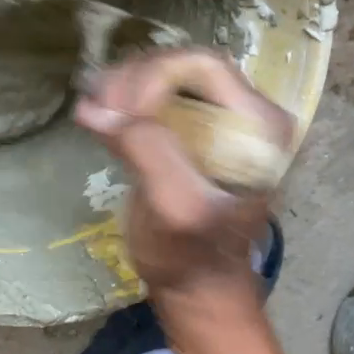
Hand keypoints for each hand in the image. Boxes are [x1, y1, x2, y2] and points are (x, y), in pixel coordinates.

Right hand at [73, 49, 294, 297]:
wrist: (197, 289)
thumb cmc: (192, 255)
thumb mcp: (174, 208)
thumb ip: (148, 152)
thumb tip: (93, 108)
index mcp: (260, 126)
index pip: (203, 66)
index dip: (153, 78)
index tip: (118, 112)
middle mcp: (246, 113)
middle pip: (181, 64)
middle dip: (133, 79)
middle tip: (97, 108)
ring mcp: (218, 120)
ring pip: (164, 74)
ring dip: (122, 86)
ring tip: (93, 110)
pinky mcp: (191, 131)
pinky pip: (155, 95)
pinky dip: (122, 98)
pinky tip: (98, 114)